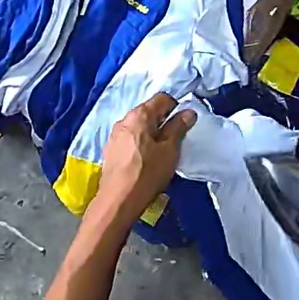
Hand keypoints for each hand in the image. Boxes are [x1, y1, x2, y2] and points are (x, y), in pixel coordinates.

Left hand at [93, 93, 196, 223]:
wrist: (118, 200)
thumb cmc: (148, 172)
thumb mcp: (170, 149)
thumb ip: (179, 127)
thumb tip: (188, 112)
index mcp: (140, 115)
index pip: (163, 98)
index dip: (177, 108)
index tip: (183, 124)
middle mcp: (124, 120)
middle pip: (149, 111)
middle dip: (163, 121)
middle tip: (174, 140)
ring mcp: (114, 135)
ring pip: (139, 126)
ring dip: (151, 133)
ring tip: (160, 152)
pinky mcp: (110, 150)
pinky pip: (130, 138)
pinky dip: (140, 143)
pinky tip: (144, 159)